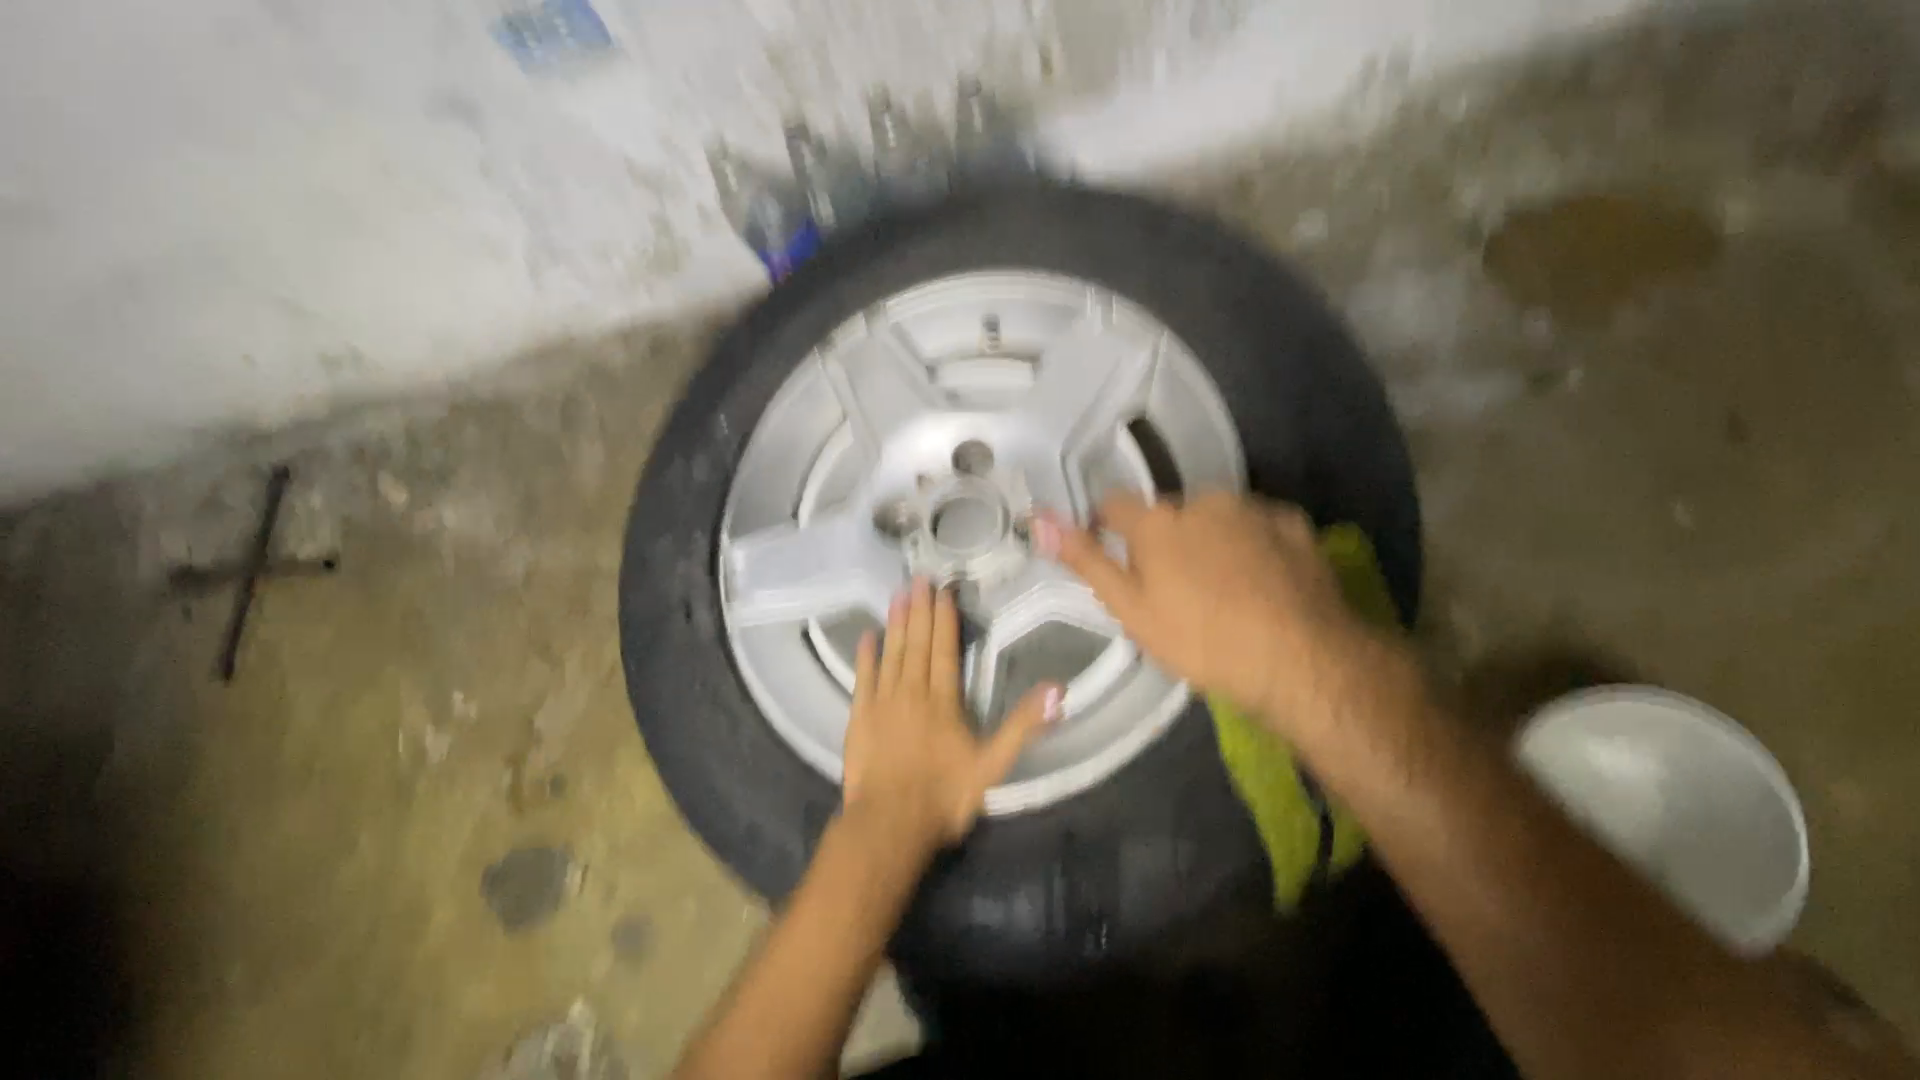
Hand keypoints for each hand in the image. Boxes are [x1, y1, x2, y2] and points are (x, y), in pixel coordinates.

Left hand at [842, 579, 1062, 851]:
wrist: (889, 825)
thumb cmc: (944, 796)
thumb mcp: (993, 765)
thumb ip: (1023, 726)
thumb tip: (1057, 690)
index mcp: (944, 701)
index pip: (945, 650)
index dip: (945, 619)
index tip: (943, 591)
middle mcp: (912, 692)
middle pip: (917, 644)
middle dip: (920, 610)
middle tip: (918, 578)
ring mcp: (882, 703)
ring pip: (891, 653)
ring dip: (896, 623)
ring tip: (898, 595)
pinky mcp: (859, 718)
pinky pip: (863, 678)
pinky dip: (866, 655)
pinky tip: (868, 636)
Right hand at [1031, 492, 1366, 728]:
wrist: (1301, 660)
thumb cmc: (1203, 641)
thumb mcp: (1131, 610)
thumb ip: (1086, 560)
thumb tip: (1038, 518)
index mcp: (1157, 521)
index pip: (1114, 505)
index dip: (1108, 528)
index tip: (1115, 558)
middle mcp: (1203, 500)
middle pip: (1170, 513)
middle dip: (1167, 540)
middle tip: (1175, 590)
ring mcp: (1254, 509)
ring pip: (1217, 518)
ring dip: (1211, 541)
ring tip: (1224, 591)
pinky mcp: (1294, 524)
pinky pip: (1259, 528)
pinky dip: (1254, 546)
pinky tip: (1263, 584)